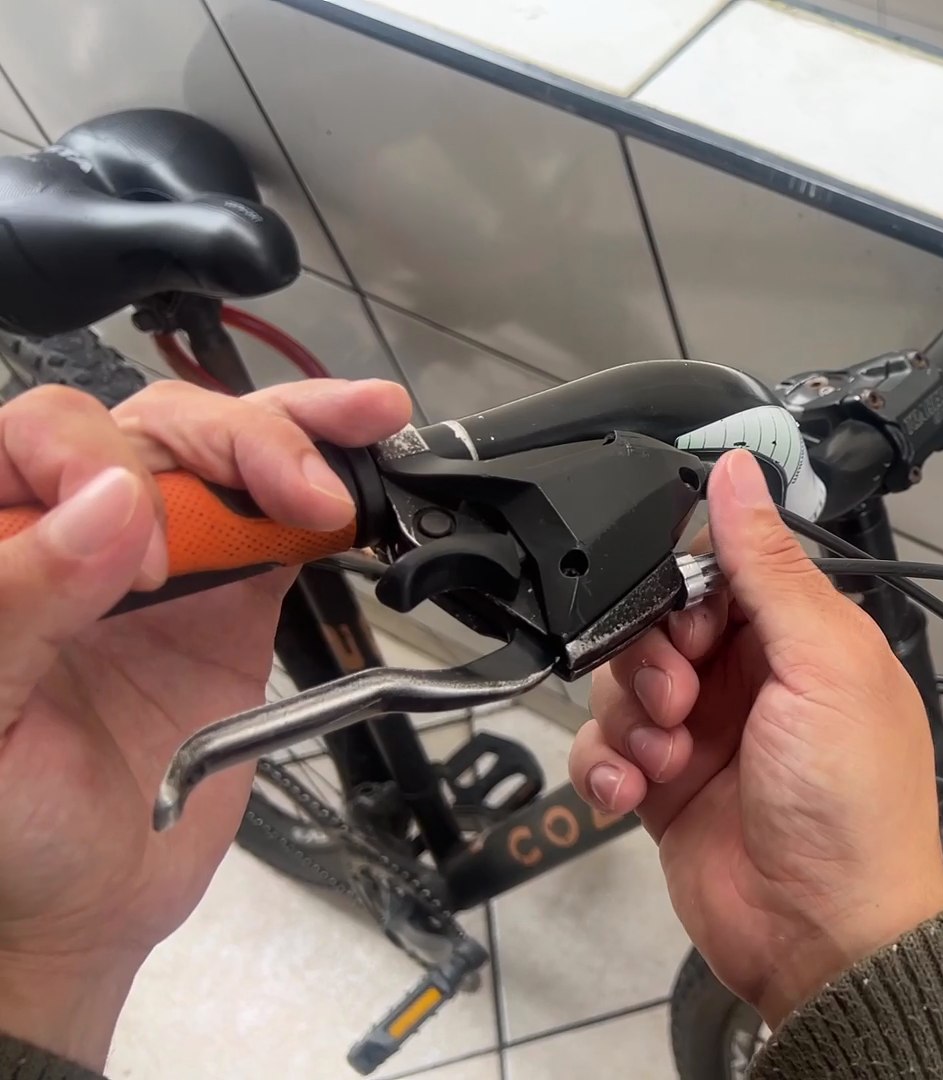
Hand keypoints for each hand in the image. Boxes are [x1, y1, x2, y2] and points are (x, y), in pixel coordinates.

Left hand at [0, 378, 410, 1066]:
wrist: (80, 901)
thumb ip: (18, 601)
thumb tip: (116, 502)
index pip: (46, 439)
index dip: (111, 468)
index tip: (162, 562)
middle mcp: (75, 537)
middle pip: (160, 429)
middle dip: (247, 440)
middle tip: (312, 491)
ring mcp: (169, 564)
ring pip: (234, 458)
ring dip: (306, 436)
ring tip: (375, 421)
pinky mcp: (239, 597)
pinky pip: (290, 528)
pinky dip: (338, 500)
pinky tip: (372, 483)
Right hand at [569, 450, 942, 1026]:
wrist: (826, 931)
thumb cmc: (849, 792)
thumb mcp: (822, 661)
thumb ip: (771, 567)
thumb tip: (739, 471)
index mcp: (803, 632)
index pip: (725, 567)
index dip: (689, 583)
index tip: (686, 618)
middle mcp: (755, 671)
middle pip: (664, 619)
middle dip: (654, 655)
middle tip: (679, 696)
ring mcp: (707, 726)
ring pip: (626, 678)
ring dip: (632, 714)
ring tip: (669, 754)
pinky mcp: (666, 780)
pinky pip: (607, 746)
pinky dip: (609, 763)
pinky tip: (638, 791)